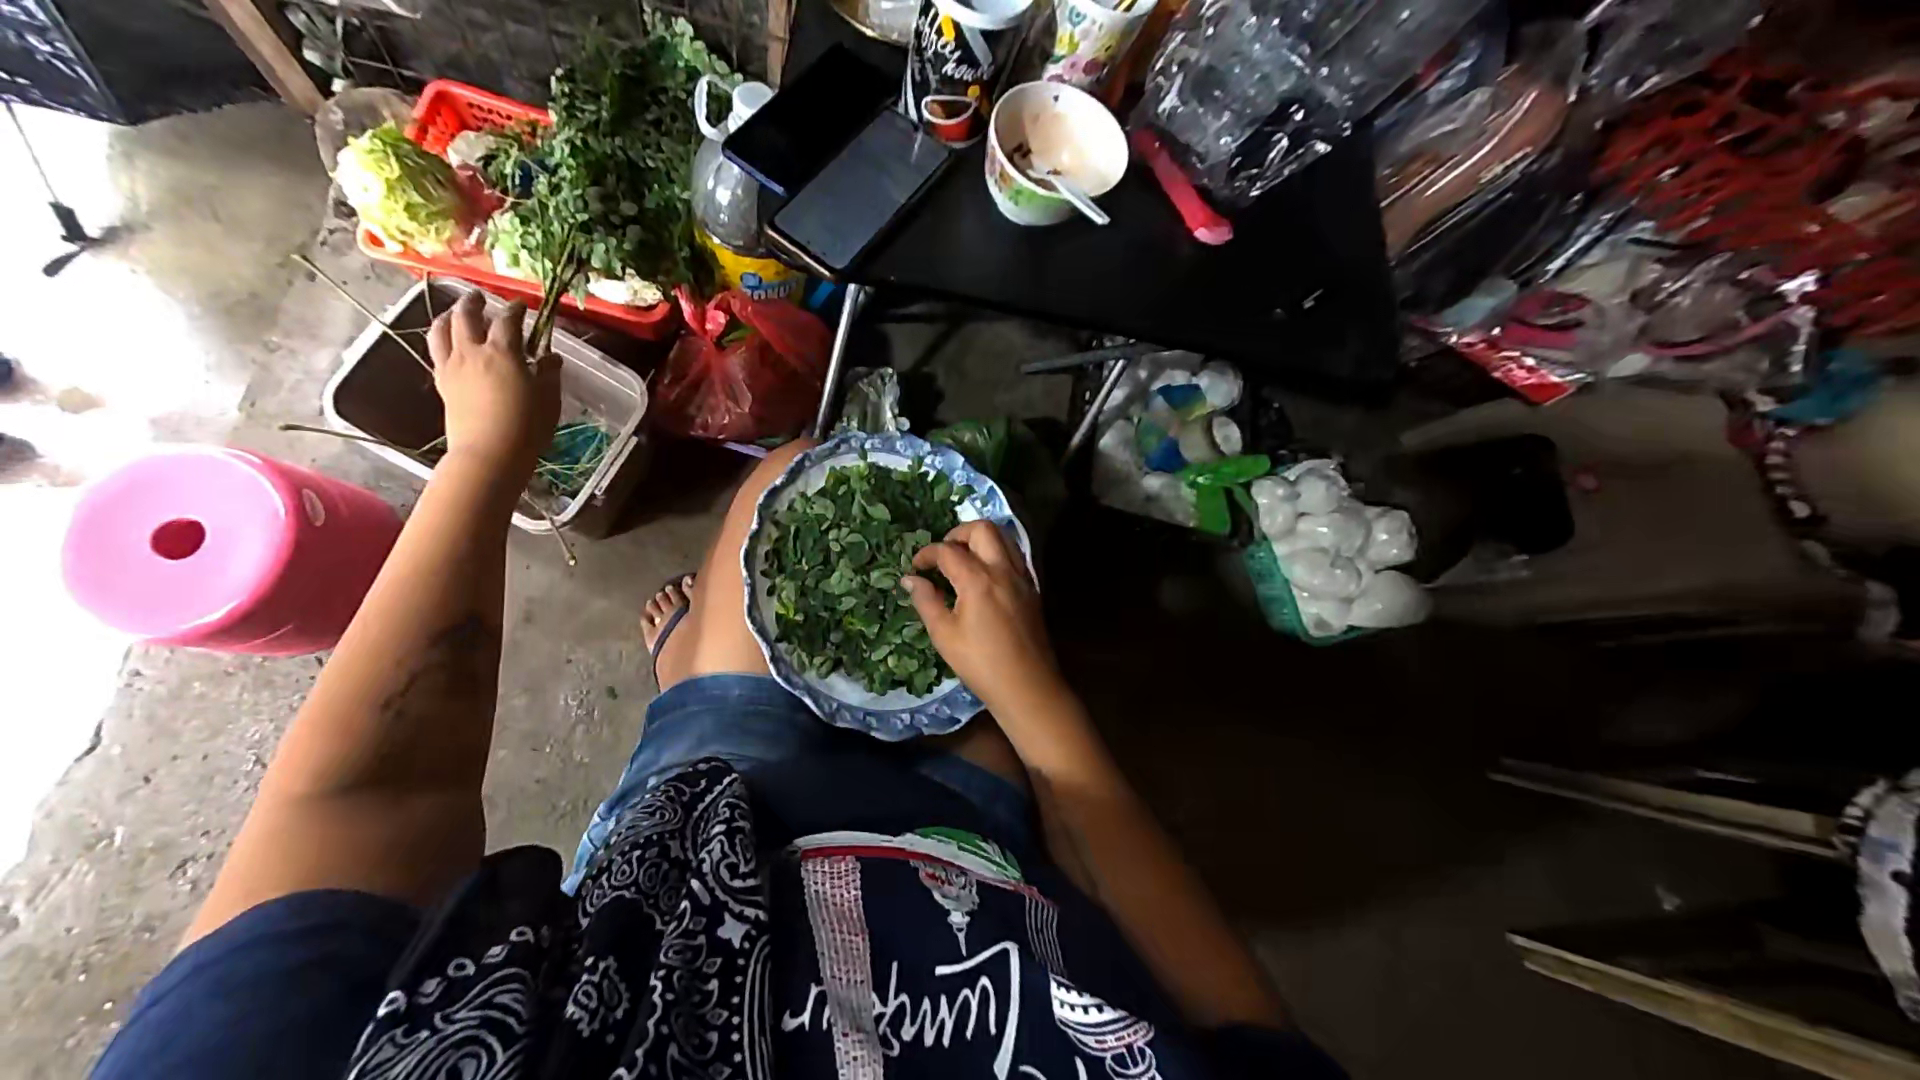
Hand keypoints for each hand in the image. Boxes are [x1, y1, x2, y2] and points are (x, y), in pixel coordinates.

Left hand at [428, 291, 560, 470]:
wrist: (489, 453)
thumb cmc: (527, 427)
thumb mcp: (548, 399)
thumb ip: (549, 373)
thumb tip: (551, 356)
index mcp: (503, 352)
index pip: (508, 321)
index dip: (516, 309)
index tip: (522, 304)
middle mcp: (472, 352)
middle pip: (465, 316)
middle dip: (473, 302)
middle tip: (479, 296)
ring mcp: (452, 366)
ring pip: (441, 329)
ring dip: (449, 316)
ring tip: (456, 313)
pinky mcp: (442, 382)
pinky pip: (436, 351)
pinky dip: (442, 338)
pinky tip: (450, 343)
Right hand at [903, 521, 1064, 715]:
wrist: (1028, 686)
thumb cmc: (981, 664)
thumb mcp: (944, 635)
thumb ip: (926, 601)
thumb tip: (911, 579)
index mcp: (978, 580)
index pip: (948, 551)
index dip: (927, 554)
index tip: (916, 566)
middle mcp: (1003, 570)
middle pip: (982, 529)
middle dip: (958, 533)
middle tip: (943, 553)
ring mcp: (1022, 578)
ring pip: (1004, 537)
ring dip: (981, 539)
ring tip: (964, 559)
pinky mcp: (1033, 589)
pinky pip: (1015, 556)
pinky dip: (998, 553)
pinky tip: (985, 575)